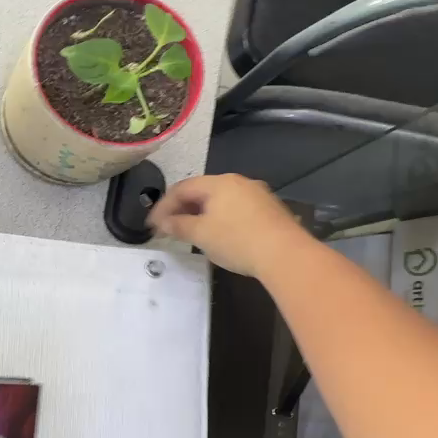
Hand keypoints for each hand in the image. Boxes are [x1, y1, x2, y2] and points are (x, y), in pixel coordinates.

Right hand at [147, 173, 314, 277]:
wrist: (285, 255)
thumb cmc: (236, 240)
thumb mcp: (200, 234)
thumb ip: (177, 226)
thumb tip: (162, 222)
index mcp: (219, 183)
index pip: (181, 188)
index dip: (162, 206)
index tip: (151, 225)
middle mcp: (238, 182)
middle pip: (201, 192)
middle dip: (181, 209)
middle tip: (168, 228)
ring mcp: (256, 194)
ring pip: (219, 200)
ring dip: (200, 214)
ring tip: (189, 232)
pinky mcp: (269, 210)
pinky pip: (235, 208)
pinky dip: (219, 218)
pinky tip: (217, 234)